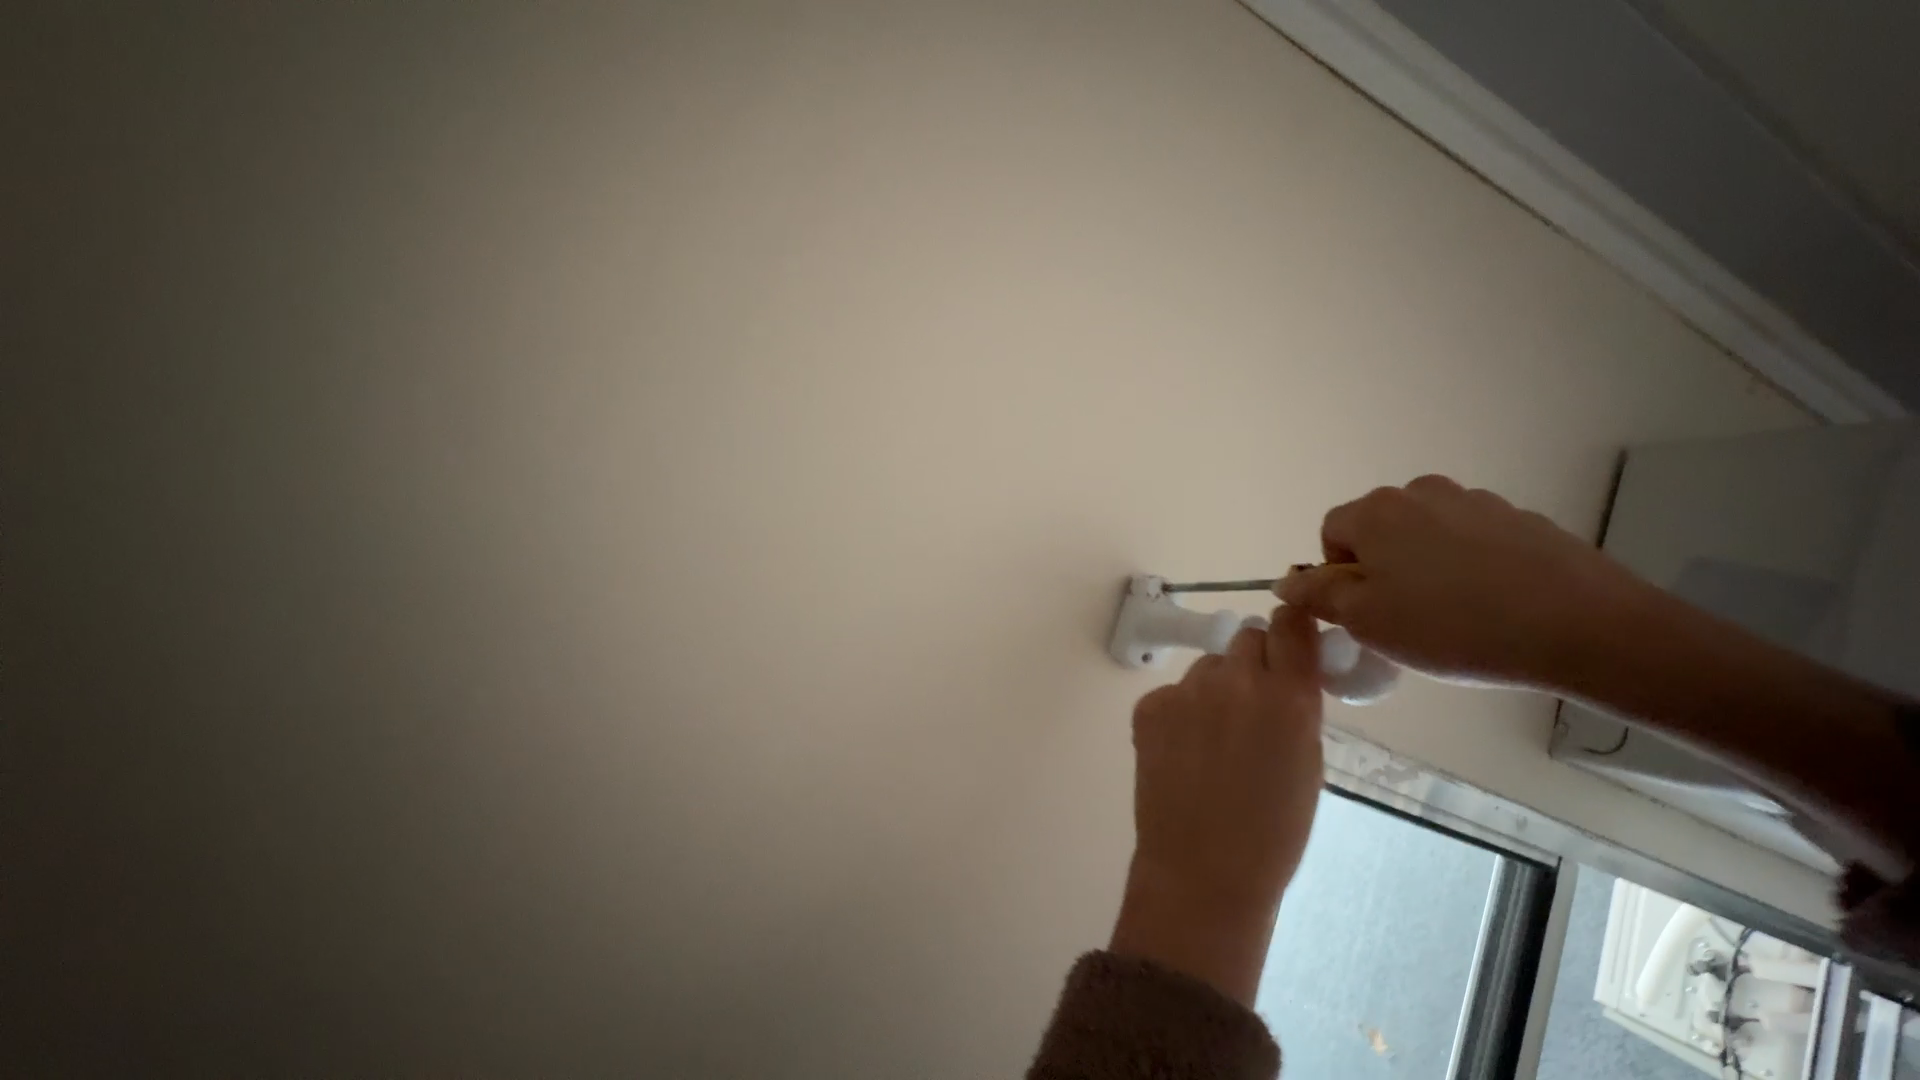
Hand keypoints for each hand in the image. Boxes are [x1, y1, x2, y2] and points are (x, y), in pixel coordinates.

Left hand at [1108, 606, 1324, 1005]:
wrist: (1204, 871)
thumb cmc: (1273, 831)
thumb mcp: (1307, 763)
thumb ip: (1296, 709)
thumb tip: (1284, 679)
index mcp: (1289, 696)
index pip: (1291, 625)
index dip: (1291, 628)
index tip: (1290, 637)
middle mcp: (1238, 681)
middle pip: (1246, 638)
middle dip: (1253, 661)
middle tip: (1251, 700)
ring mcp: (1187, 691)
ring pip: (1207, 668)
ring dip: (1215, 688)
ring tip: (1212, 740)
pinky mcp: (1149, 706)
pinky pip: (1172, 694)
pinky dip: (1179, 712)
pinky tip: (1182, 752)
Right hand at [1275, 474, 1651, 689]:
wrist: (1580, 627)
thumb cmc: (1452, 627)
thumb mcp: (1367, 622)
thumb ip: (1319, 597)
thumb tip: (1288, 582)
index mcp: (1376, 512)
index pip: (1331, 533)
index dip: (1339, 576)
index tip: (1366, 613)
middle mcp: (1421, 492)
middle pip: (1379, 529)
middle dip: (1382, 568)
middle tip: (1405, 617)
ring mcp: (1476, 501)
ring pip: (1427, 534)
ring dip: (1426, 566)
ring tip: (1454, 615)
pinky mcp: (1522, 519)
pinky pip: (1473, 541)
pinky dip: (1471, 566)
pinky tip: (1494, 605)